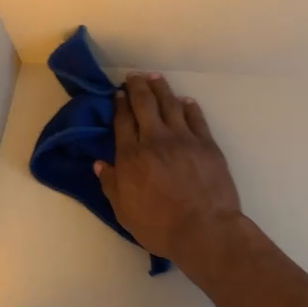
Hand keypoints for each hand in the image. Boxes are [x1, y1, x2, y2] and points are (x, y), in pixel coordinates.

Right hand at [96, 72, 244, 265]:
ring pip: (170, 104)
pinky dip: (188, 106)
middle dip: (137, 87)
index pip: (122, 122)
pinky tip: (184, 101)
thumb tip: (100, 164)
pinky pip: (195, 117)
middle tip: (134, 77)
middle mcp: (155, 140)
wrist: (204, 229)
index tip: (118, 95)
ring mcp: (184, 139)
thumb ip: (111, 184)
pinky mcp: (207, 144)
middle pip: (144, 104)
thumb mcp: (124, 212)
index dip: (119, 105)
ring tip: (155, 78)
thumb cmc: (159, 226)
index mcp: (132, 156)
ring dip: (161, 88)